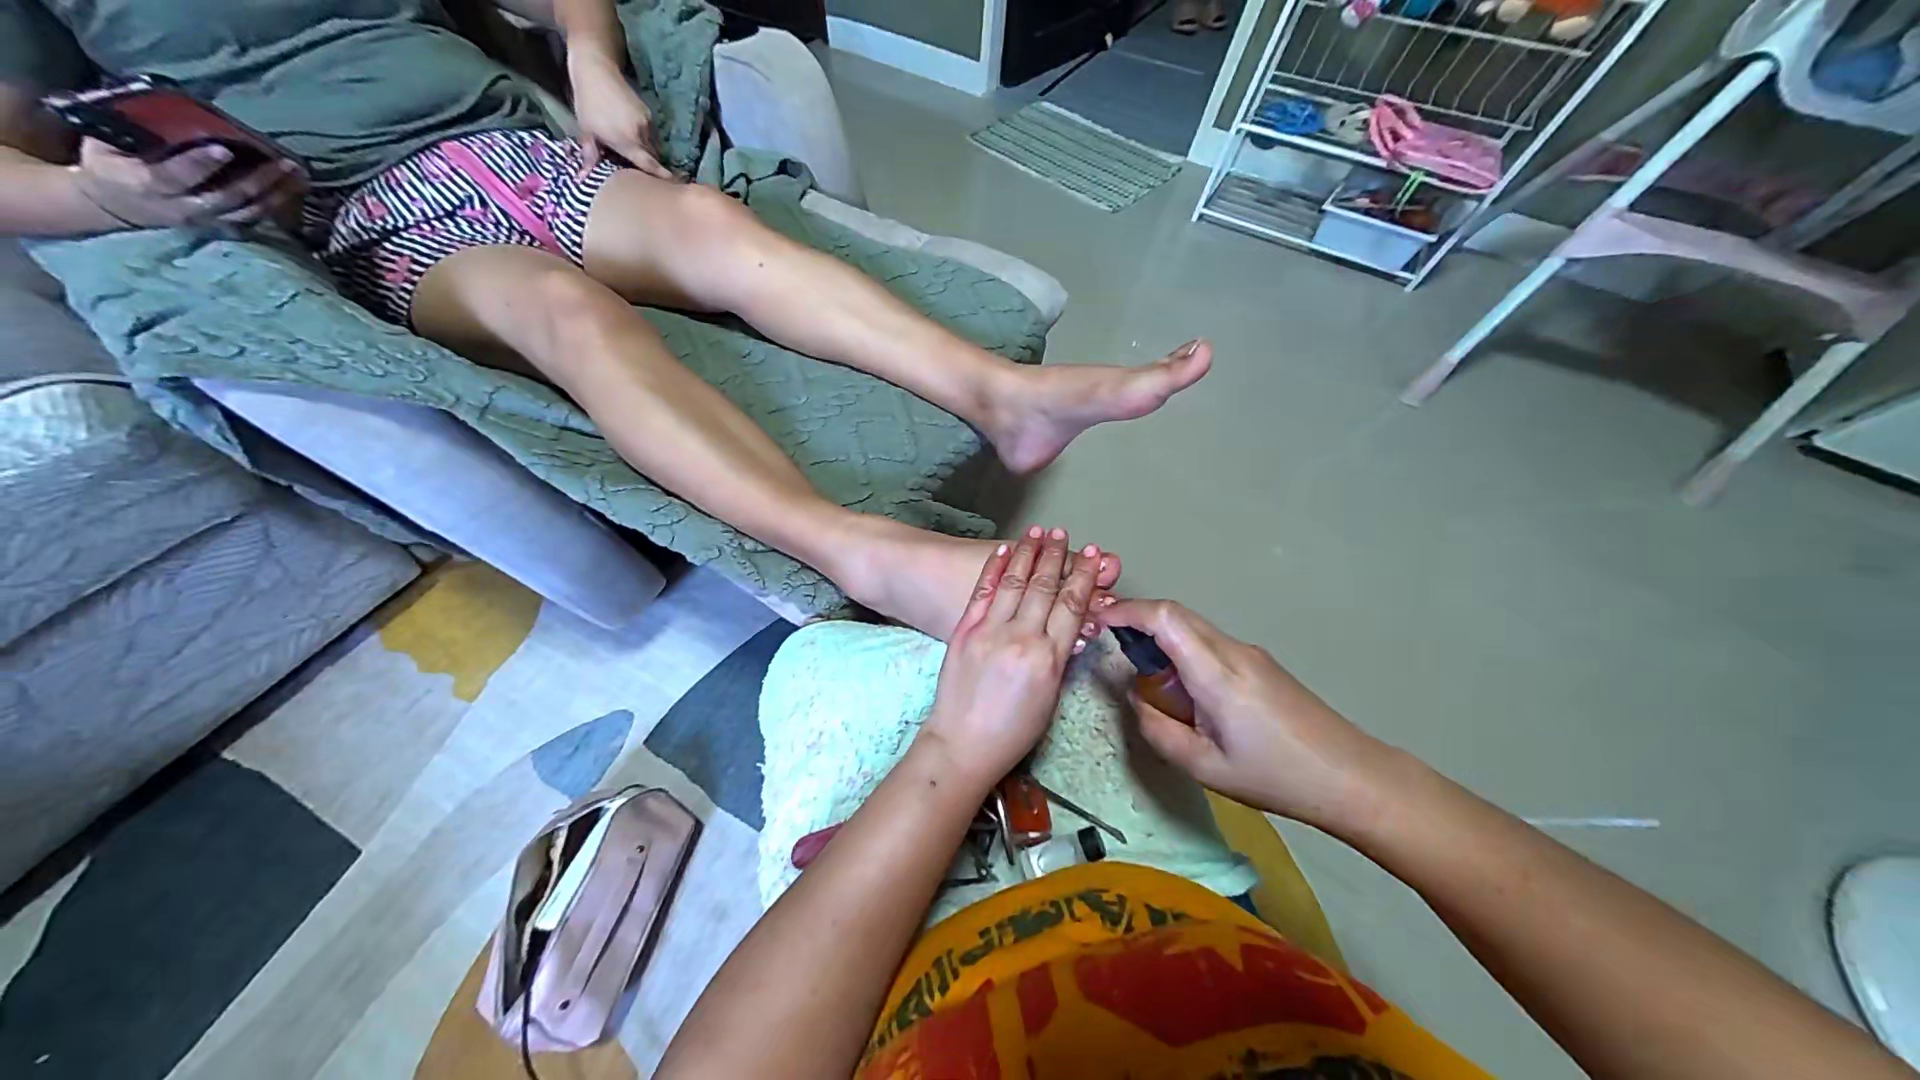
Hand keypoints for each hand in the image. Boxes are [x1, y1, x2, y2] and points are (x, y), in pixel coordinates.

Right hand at [72, 138, 303, 229]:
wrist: (113, 206)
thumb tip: (148, 106)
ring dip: (278, 193)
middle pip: (229, 196)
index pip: (178, 176)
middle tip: (283, 162)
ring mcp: (209, 220)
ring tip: (298, 175)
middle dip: (259, 179)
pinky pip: (256, 218)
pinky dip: (279, 206)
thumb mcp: (101, 146)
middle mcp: (184, 207)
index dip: (201, 164)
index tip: (224, 149)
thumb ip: (125, 132)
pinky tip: (296, 191)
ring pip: (250, 210)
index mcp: (147, 184)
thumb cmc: (108, 166)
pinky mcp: (223, 226)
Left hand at [568, 54, 673, 180]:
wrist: (595, 70)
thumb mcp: (586, 130)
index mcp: (627, 142)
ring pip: (651, 144)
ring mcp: (646, 123)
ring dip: (646, 149)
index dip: (661, 175)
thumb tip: (582, 178)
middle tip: (640, 167)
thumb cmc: (588, 102)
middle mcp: (641, 135)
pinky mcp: (647, 113)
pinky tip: (632, 131)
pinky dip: (644, 136)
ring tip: (633, 147)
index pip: (649, 165)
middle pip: (651, 157)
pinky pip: (650, 132)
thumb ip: (590, 155)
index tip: (672, 182)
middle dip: (648, 163)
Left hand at [920, 527, 1103, 787]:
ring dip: (1028, 553)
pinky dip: (995, 568)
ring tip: (1039, 531)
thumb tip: (1075, 627)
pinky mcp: (964, 631)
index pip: (1072, 605)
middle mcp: (1021, 638)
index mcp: (1049, 658)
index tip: (1094, 556)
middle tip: (1064, 534)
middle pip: (1044, 586)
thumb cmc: (1012, 731)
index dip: (1084, 576)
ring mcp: (990, 631)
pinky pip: (983, 592)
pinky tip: (1005, 549)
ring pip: (1015, 582)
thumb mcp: (1050, 697)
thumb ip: (1062, 657)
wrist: (962, 744)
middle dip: (1056, 556)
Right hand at [1098, 599, 1392, 834]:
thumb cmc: (1275, 776)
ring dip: (1161, 637)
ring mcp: (1250, 653)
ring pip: (1193, 627)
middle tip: (1111, 644)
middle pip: (1176, 613)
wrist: (1351, 777)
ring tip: (1145, 677)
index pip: (1165, 617)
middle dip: (1137, 619)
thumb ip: (1157, 729)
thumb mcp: (1203, 766)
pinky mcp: (1260, 663)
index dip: (1127, 610)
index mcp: (1217, 673)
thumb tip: (1135, 699)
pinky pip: (1209, 643)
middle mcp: (1233, 651)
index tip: (1098, 620)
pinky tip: (1182, 689)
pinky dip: (1182, 650)